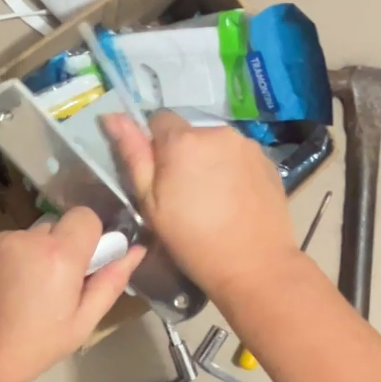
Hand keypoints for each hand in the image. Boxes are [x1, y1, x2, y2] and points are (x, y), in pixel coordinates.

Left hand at [0, 207, 145, 381]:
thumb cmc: (29, 349)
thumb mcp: (80, 324)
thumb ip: (110, 282)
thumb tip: (134, 250)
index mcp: (59, 255)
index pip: (86, 217)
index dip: (89, 238)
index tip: (83, 267)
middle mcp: (27, 238)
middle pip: (56, 229)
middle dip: (59, 252)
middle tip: (50, 292)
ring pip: (28, 239)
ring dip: (31, 258)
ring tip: (19, 298)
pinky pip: (2, 246)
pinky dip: (6, 263)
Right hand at [107, 110, 299, 304]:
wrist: (254, 265)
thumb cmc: (192, 240)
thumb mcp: (151, 204)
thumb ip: (133, 156)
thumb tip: (112, 116)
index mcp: (183, 140)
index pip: (158, 119)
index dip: (153, 145)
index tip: (158, 176)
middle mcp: (217, 132)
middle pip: (189, 133)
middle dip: (182, 154)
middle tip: (184, 194)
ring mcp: (247, 145)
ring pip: (215, 144)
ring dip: (208, 161)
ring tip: (212, 200)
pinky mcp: (268, 160)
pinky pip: (239, 156)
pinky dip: (232, 170)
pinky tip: (233, 200)